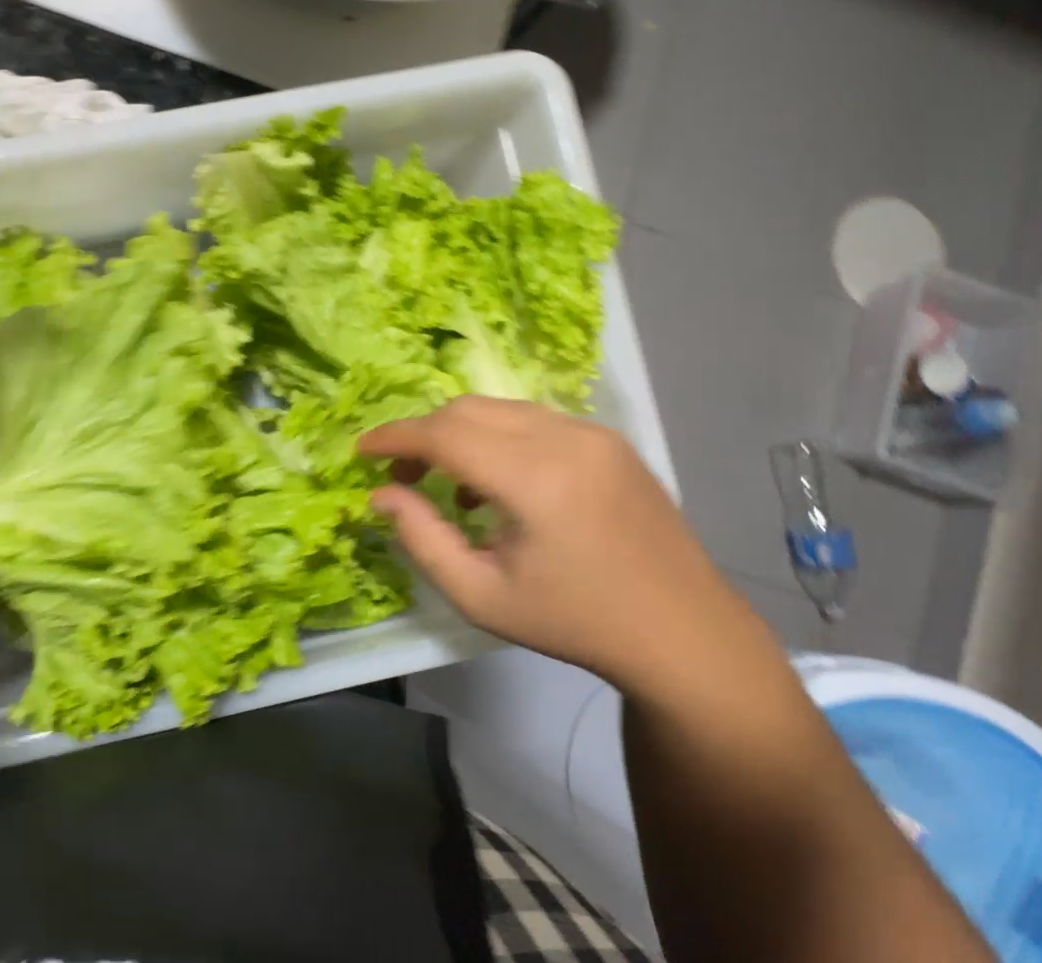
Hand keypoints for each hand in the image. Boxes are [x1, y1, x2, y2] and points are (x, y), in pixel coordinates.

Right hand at [358, 397, 775, 691]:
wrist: (681, 631)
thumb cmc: (573, 622)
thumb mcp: (480, 595)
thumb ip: (421, 538)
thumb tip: (382, 494)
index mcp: (537, 479)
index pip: (446, 433)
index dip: (394, 437)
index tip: (360, 452)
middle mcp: (568, 440)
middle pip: (469, 410)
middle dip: (422, 435)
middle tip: (399, 477)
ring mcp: (596, 436)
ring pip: (501, 410)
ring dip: (459, 435)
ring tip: (444, 486)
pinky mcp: (612, 443)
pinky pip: (534, 422)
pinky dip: (497, 439)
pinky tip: (494, 487)